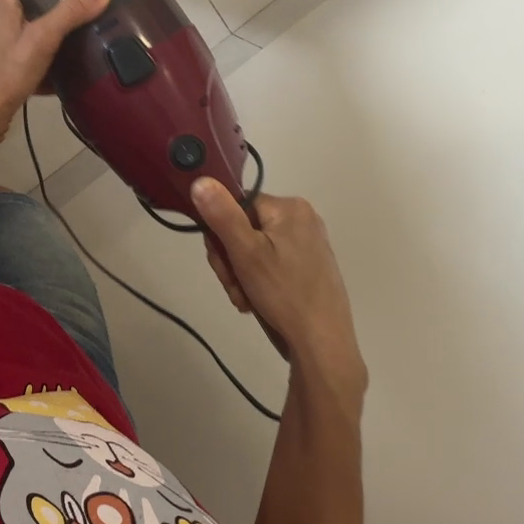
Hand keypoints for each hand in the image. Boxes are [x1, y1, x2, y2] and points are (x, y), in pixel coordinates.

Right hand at [192, 181, 365, 390]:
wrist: (323, 344)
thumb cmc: (285, 293)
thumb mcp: (246, 253)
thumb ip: (222, 214)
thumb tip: (200, 179)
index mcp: (289, 207)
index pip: (236, 205)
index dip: (221, 233)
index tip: (221, 262)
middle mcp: (302, 218)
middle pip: (244, 228)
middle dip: (231, 260)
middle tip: (234, 286)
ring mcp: (308, 244)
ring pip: (254, 249)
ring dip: (241, 275)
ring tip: (246, 299)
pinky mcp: (310, 267)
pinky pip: (271, 264)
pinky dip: (258, 282)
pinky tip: (257, 302)